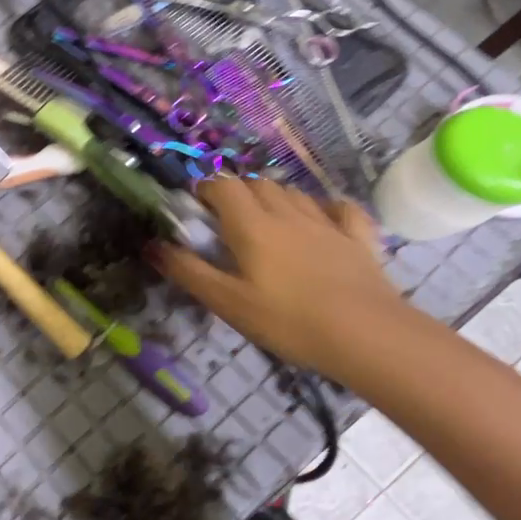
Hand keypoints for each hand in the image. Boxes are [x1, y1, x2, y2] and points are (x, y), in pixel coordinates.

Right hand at [149, 176, 404, 378]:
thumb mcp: (227, 302)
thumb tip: (152, 245)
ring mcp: (327, 223)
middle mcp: (287, 213)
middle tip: (227, 221)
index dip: (206, 189)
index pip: (223, 185)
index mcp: (251, 225)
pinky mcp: (359, 239)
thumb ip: (188, 271)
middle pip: (257, 183)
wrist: (368, 336)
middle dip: (238, 192)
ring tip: (267, 222)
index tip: (196, 208)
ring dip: (275, 198)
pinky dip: (326, 208)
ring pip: (294, 192)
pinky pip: (340, 209)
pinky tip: (322, 221)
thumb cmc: (288, 320)